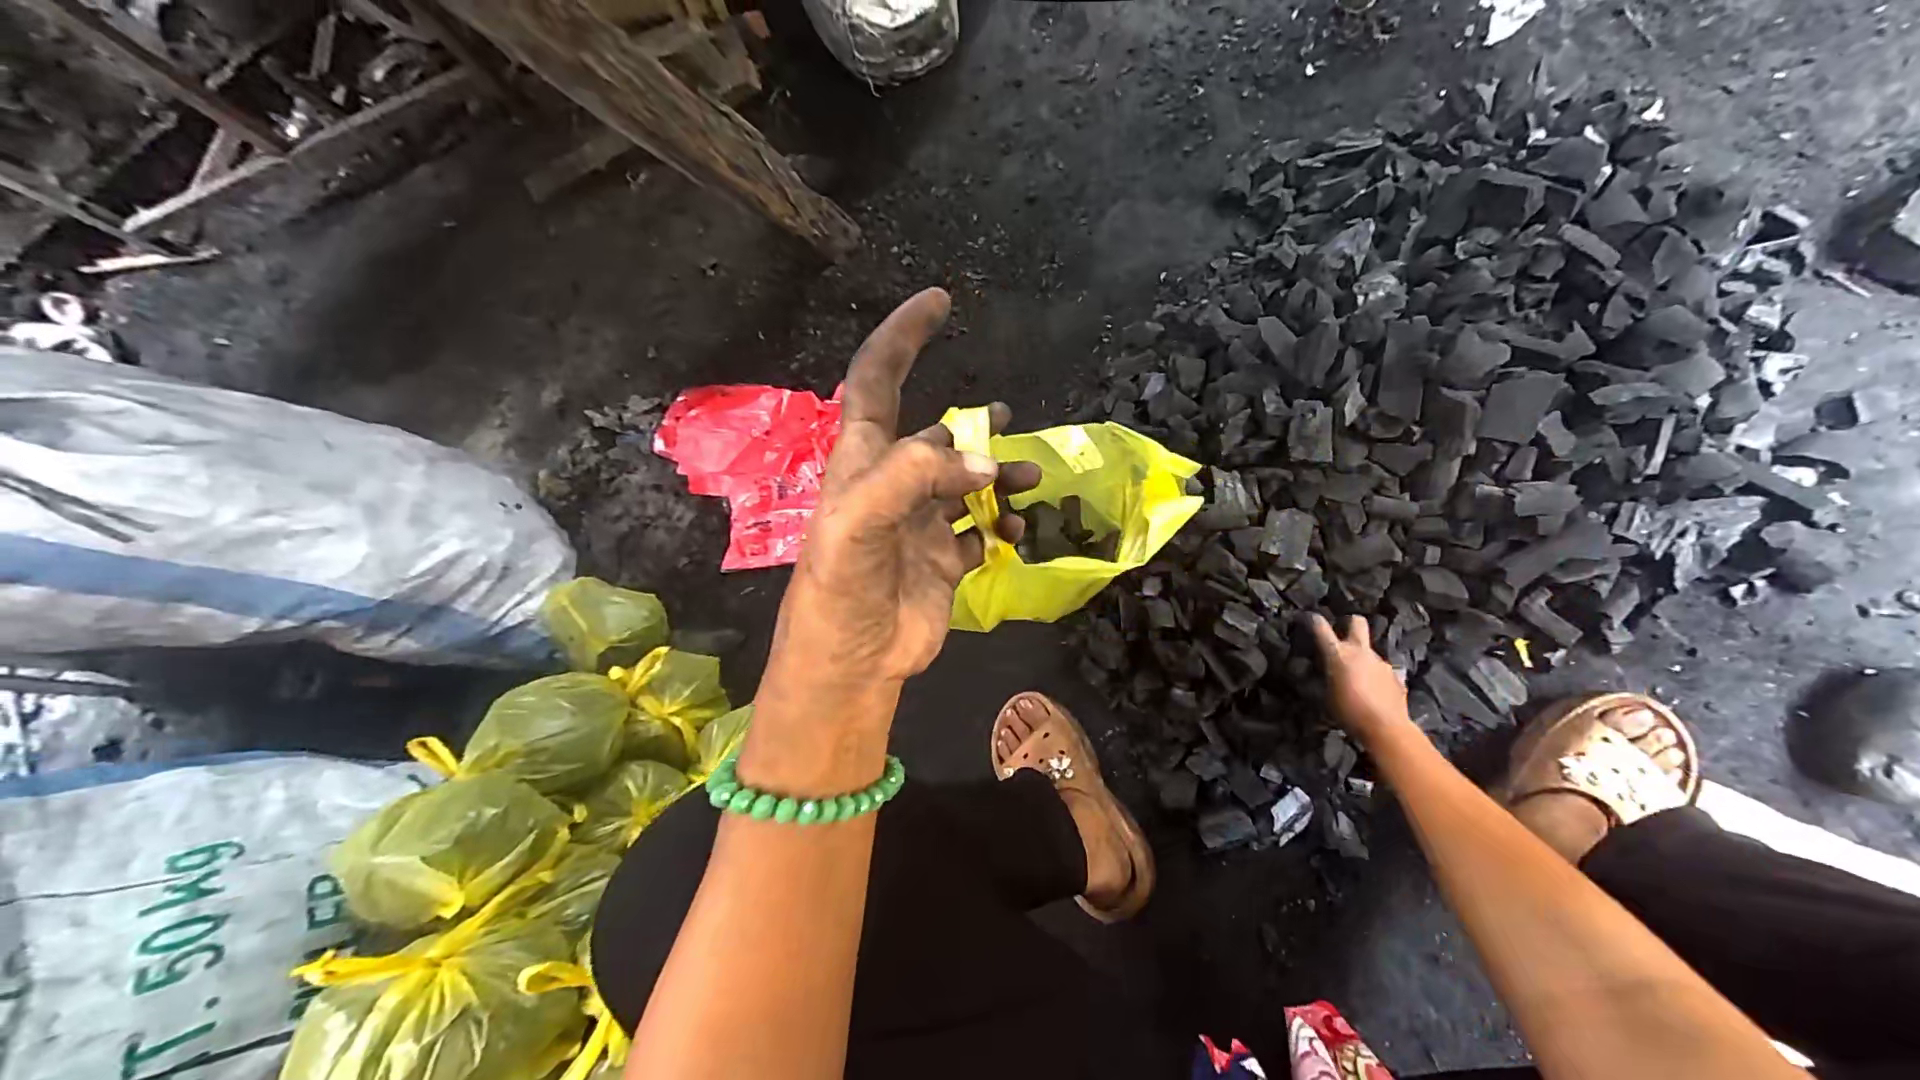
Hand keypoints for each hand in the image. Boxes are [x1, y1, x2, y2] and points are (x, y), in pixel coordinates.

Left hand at [767, 288, 1039, 693]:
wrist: (853, 660)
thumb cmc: (841, 589)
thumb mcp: (860, 523)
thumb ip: (915, 478)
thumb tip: (986, 462)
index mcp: (863, 461)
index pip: (877, 379)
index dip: (903, 336)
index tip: (939, 301)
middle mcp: (893, 484)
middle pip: (937, 435)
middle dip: (972, 426)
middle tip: (1007, 423)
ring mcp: (920, 522)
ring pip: (968, 480)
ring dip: (999, 473)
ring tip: (1026, 478)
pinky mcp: (944, 557)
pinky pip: (982, 525)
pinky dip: (1003, 521)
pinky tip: (1014, 530)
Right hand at [1309, 613, 1411, 742]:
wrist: (1386, 728)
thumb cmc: (1348, 711)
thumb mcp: (1323, 696)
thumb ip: (1319, 679)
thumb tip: (1309, 675)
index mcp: (1338, 653)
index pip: (1321, 627)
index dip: (1312, 619)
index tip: (1307, 618)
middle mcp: (1361, 652)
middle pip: (1357, 622)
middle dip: (1348, 623)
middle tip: (1341, 633)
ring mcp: (1381, 663)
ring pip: (1369, 651)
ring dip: (1361, 658)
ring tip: (1356, 678)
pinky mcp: (1396, 676)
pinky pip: (1380, 670)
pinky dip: (1374, 676)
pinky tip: (1372, 692)